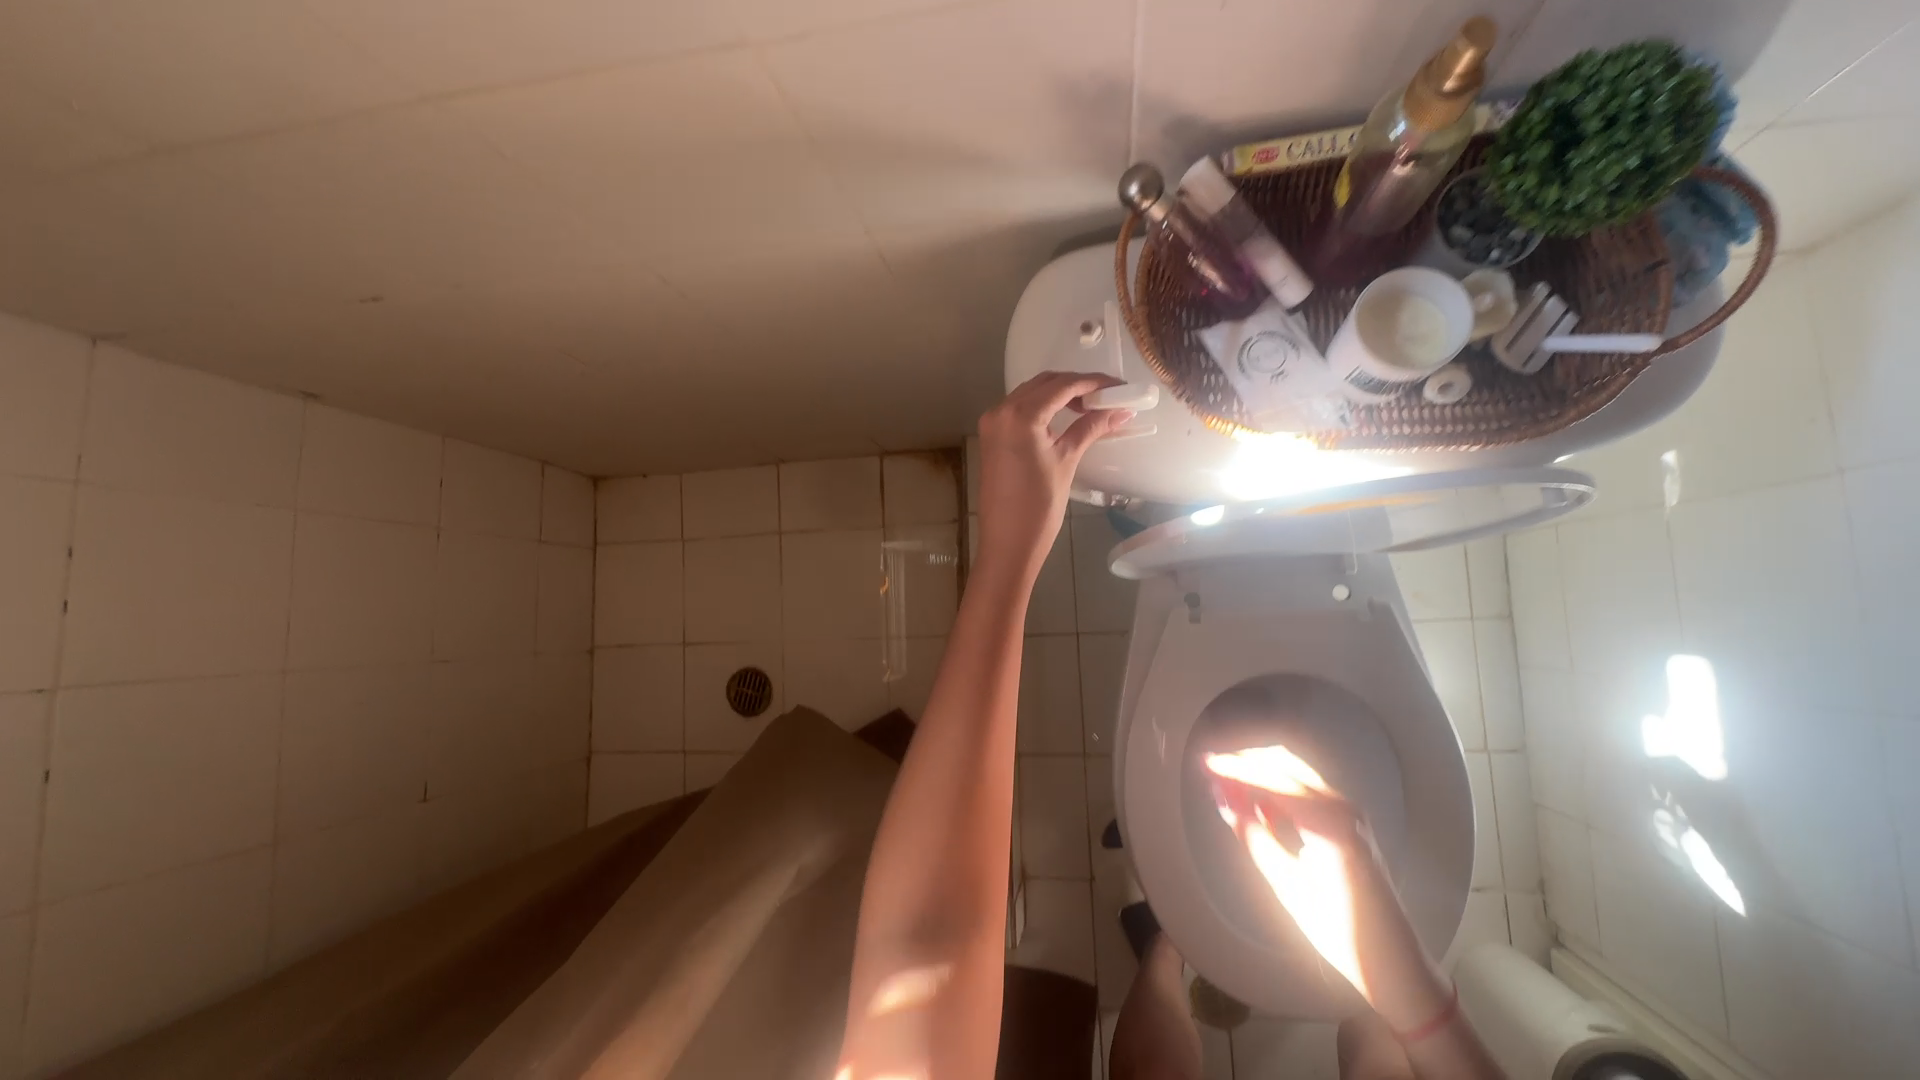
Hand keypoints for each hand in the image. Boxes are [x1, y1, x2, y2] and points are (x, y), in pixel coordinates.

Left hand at [974, 372, 1130, 580]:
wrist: (1008, 542)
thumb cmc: (1040, 506)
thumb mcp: (1067, 460)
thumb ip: (1091, 428)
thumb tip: (1121, 411)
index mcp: (1020, 415)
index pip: (1062, 385)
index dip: (1093, 382)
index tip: (1119, 386)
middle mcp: (1000, 411)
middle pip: (1044, 383)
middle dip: (1076, 385)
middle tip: (1107, 395)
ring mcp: (992, 423)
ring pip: (1030, 393)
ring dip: (1059, 394)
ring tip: (1090, 406)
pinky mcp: (991, 436)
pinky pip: (1019, 409)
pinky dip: (1043, 407)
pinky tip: (1065, 417)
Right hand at [1206, 747, 1450, 1031]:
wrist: (1394, 962)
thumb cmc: (1338, 930)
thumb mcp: (1286, 884)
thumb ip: (1252, 834)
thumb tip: (1221, 797)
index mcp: (1328, 821)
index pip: (1272, 778)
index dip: (1235, 768)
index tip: (1203, 761)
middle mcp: (1343, 806)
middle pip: (1286, 765)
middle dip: (1246, 761)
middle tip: (1211, 766)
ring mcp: (1351, 812)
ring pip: (1297, 773)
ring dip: (1262, 771)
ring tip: (1227, 780)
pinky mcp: (1351, 822)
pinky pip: (1308, 789)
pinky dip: (1280, 786)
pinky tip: (1259, 801)